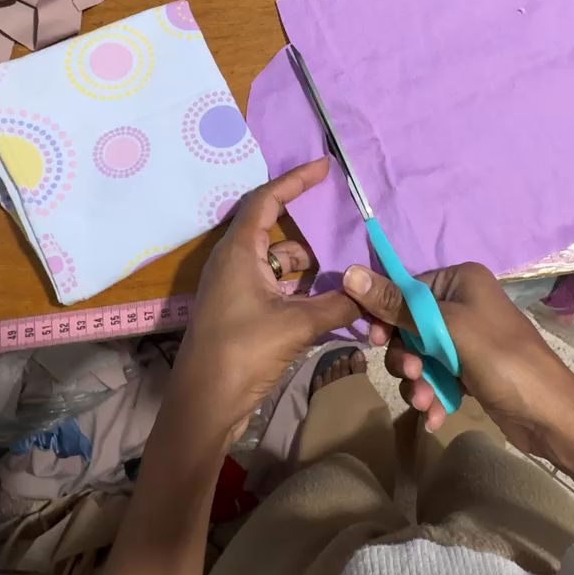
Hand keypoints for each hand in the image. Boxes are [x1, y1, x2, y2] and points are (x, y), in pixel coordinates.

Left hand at [170, 160, 361, 438]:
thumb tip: (370, 293)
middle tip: (341, 221)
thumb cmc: (243, 353)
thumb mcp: (297, 325)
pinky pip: (273, 285)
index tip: (324, 168)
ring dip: (307, 264)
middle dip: (308, 226)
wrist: (203, 406)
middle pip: (273, 228)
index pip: (267, 199)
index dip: (295, 180)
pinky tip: (325, 298)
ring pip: (276, 261)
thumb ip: (338, 304)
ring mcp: (234, 287)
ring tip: (343, 268)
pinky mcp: (239, 311)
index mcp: (239, 251)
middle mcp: (233, 262)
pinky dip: (298, 287)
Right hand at [341, 262, 573, 463]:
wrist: (551, 418)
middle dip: (405, 355)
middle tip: (412, 374)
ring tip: (427, 402)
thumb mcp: (447, 330)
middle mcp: (462, 302)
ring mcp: (466, 339)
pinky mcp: (469, 370)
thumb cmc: (502, 360)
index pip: (406, 288)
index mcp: (461, 279)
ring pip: (418, 355)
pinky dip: (432, 395)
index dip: (387, 315)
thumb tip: (349, 272)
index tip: (375, 340)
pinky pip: (435, 376)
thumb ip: (397, 305)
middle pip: (408, 324)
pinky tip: (436, 415)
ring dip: (416, 381)